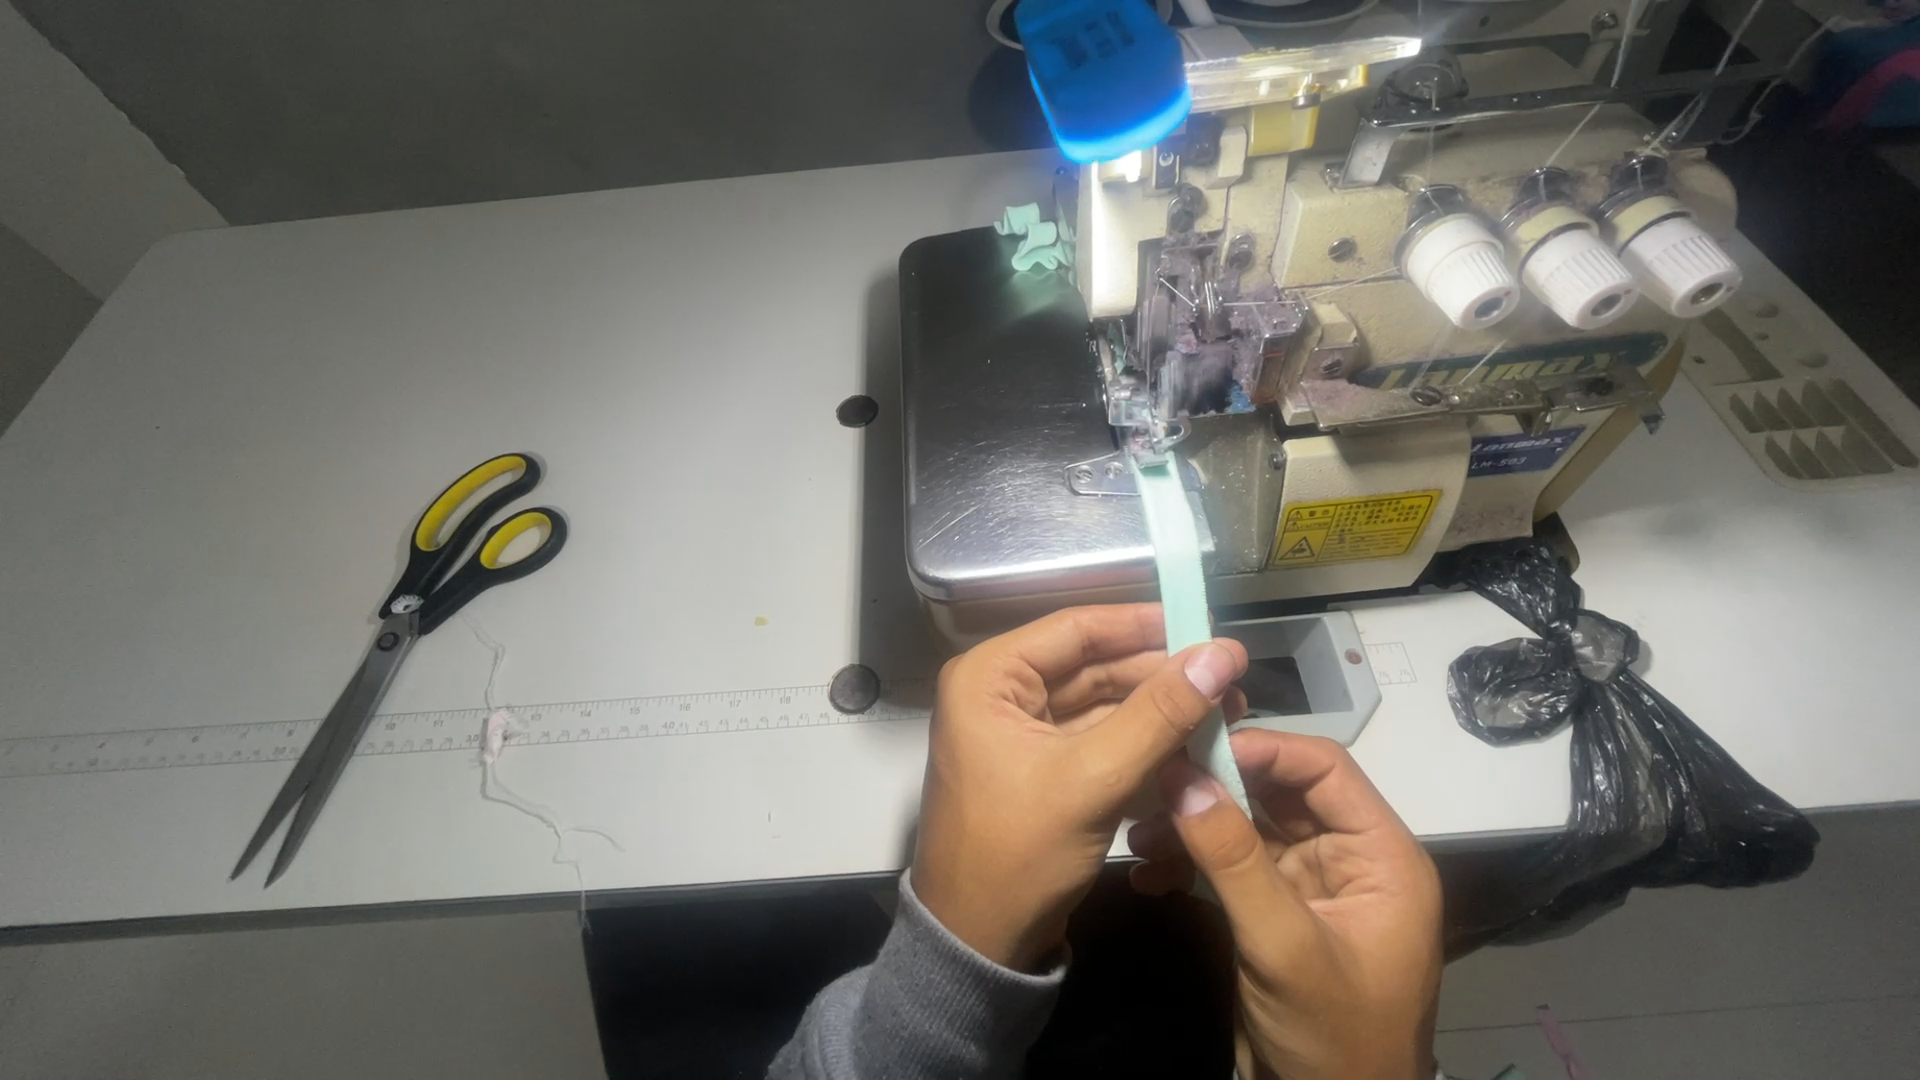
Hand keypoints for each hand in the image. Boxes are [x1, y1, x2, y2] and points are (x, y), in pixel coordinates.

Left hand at [911, 604, 1248, 971]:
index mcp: (990, 677)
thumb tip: (1220, 655)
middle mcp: (1002, 692)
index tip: (1207, 627)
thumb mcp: (1092, 779)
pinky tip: (1194, 739)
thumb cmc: (1018, 853)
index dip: (1144, 624)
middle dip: (1160, 671)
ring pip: (1101, 701)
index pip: (1076, 629)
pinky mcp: (1045, 765)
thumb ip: (1159, 714)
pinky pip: (1099, 736)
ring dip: (1159, 706)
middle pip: (1093, 664)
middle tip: (1230, 675)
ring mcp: (1023, 729)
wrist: (979, 944)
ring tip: (1226, 706)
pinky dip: (1143, 738)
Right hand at [1128, 731, 1442, 1079]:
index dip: (1262, 749)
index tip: (1194, 749)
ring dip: (1192, 825)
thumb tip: (1180, 775)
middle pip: (1276, 790)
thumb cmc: (1332, 1040)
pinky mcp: (1273, 905)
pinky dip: (1190, 861)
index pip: (1323, 769)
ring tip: (1139, 838)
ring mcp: (1309, 881)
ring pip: (1245, 822)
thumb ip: (1233, 857)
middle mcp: (1347, 856)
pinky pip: (1229, 861)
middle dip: (1213, 788)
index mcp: (1380, 856)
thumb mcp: (1283, 947)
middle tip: (1151, 783)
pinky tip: (1149, 874)